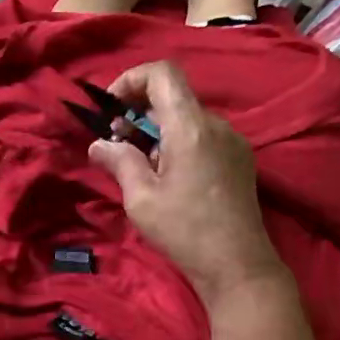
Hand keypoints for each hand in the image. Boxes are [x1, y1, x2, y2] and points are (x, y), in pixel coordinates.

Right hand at [88, 61, 286, 301]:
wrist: (237, 265)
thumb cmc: (184, 232)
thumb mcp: (141, 199)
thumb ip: (119, 162)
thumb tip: (99, 144)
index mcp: (191, 127)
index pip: (162, 73)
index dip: (131, 79)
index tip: (111, 109)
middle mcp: (216, 125)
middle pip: (173, 97)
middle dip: (138, 113)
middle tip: (116, 145)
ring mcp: (232, 141)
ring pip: (187, 119)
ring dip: (157, 132)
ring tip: (139, 168)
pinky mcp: (239, 159)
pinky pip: (202, 137)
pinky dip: (178, 144)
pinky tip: (168, 178)